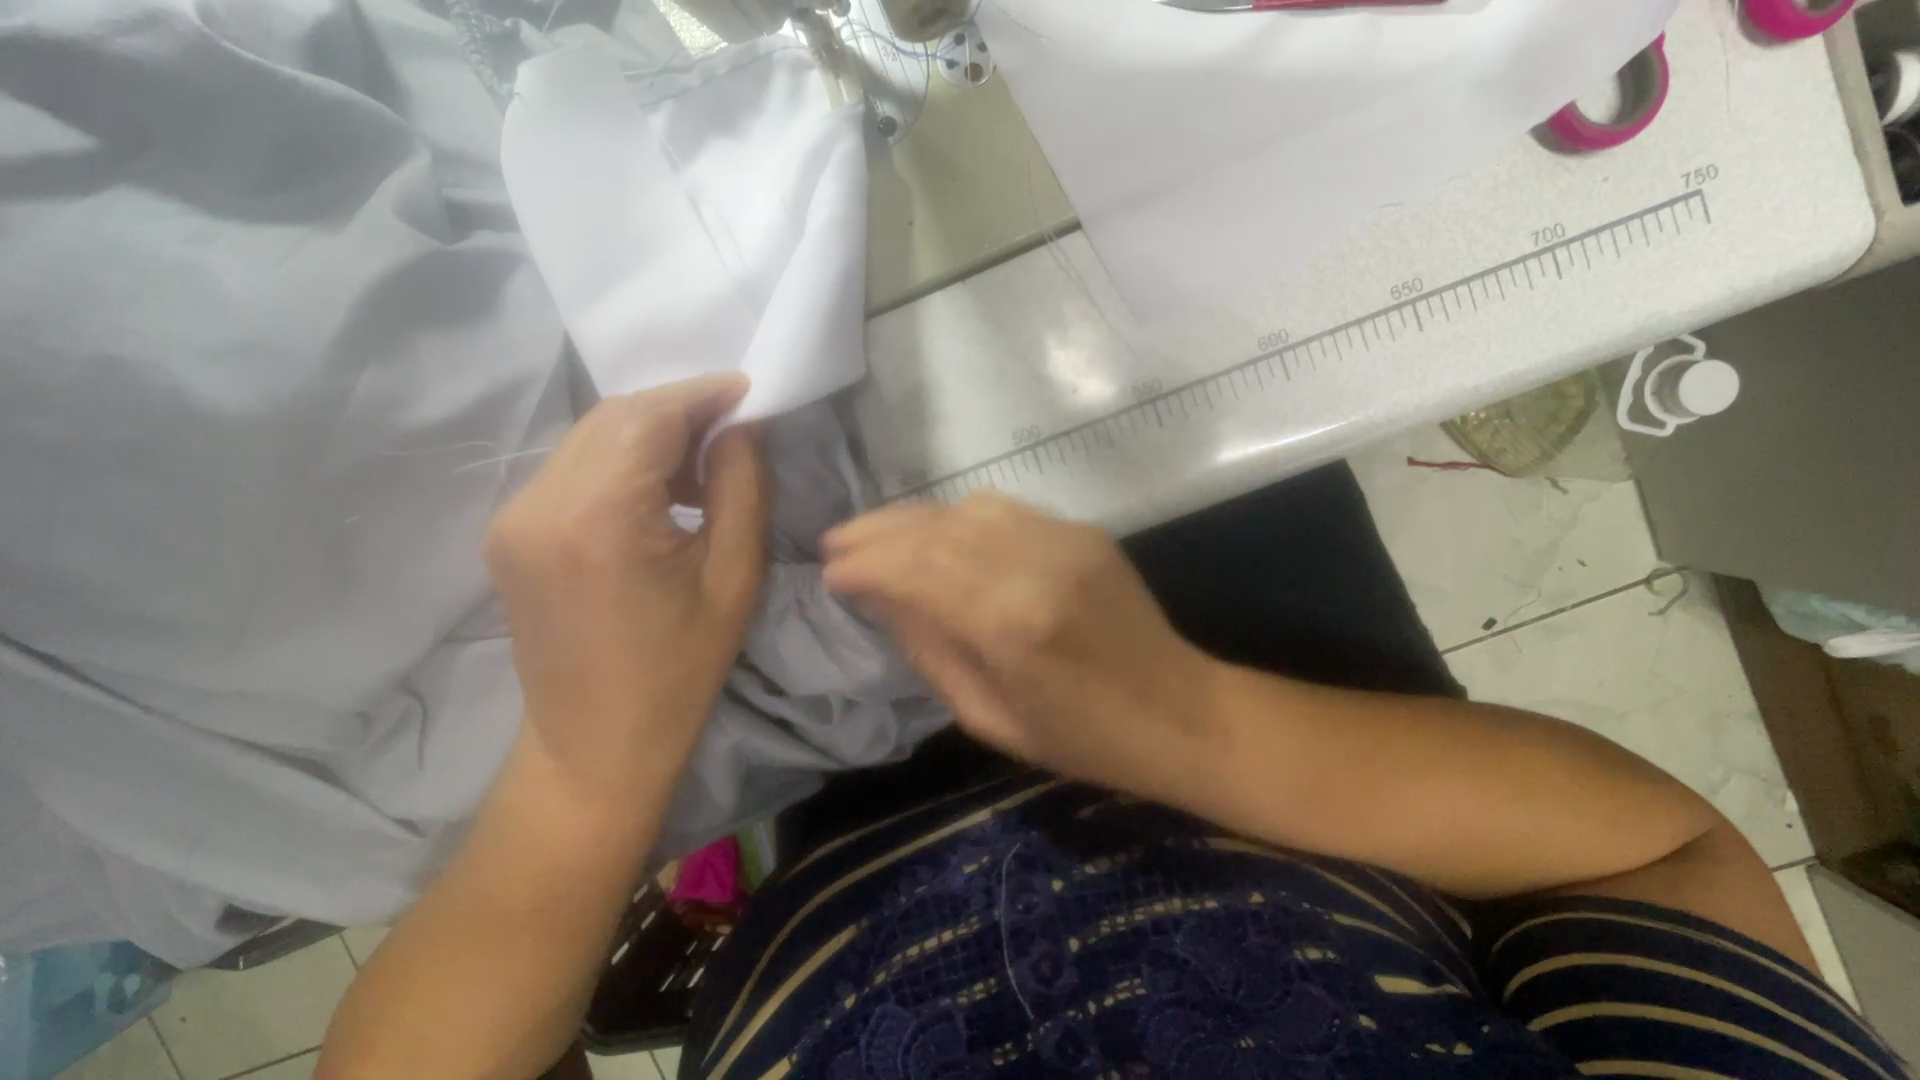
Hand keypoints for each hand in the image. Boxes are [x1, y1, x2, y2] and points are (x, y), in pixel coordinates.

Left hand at [484, 375, 768, 798]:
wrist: (595, 746)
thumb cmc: (679, 671)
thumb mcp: (733, 578)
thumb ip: (741, 487)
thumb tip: (740, 426)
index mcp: (599, 516)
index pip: (649, 416)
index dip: (702, 393)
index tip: (748, 390)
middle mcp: (540, 503)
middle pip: (613, 417)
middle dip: (678, 410)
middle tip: (732, 431)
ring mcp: (513, 517)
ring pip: (589, 438)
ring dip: (648, 436)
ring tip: (701, 472)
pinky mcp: (508, 533)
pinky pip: (571, 470)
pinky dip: (619, 464)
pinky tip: (658, 496)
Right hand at [822, 495, 1218, 802]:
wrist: (1179, 712)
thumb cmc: (1080, 737)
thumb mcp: (988, 716)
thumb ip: (928, 648)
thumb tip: (877, 597)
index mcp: (1010, 623)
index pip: (915, 570)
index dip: (865, 565)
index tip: (830, 574)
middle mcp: (1035, 564)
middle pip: (935, 529)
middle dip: (877, 532)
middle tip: (835, 543)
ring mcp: (1065, 539)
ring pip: (966, 508)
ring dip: (913, 519)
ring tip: (874, 536)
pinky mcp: (1083, 530)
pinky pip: (1003, 510)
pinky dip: (957, 518)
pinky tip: (934, 536)